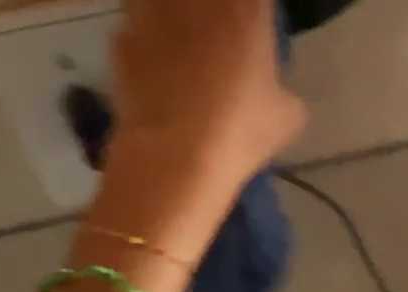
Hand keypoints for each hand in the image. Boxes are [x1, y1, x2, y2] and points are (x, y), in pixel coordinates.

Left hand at [108, 0, 306, 180]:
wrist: (174, 159)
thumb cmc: (239, 133)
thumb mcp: (287, 120)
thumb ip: (283, 92)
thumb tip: (277, 97)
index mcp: (246, 6)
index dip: (253, 14)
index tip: (253, 32)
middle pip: (204, 1)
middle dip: (209, 16)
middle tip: (215, 39)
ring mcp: (152, 10)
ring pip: (161, 2)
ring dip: (170, 18)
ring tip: (178, 49)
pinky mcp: (121, 39)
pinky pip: (133, 33)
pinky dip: (142, 48)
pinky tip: (152, 78)